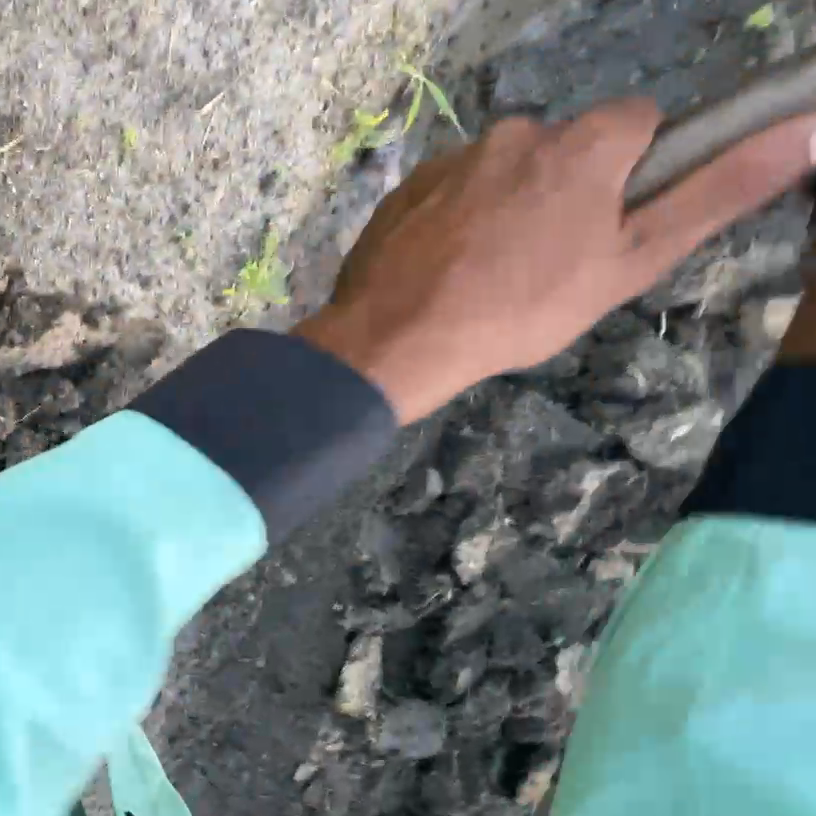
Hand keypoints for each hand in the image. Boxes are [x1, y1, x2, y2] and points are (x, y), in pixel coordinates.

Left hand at [295, 99, 815, 420]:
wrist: (390, 343)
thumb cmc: (516, 310)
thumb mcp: (630, 260)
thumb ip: (717, 191)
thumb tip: (807, 127)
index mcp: (580, 141)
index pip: (635, 123)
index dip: (630, 171)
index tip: (607, 221)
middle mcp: (509, 135)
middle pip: (559, 150)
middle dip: (561, 191)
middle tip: (541, 258)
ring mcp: (445, 164)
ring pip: (496, 174)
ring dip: (501, 206)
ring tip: (483, 271)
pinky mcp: (398, 194)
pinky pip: (443, 196)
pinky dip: (449, 222)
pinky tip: (439, 268)